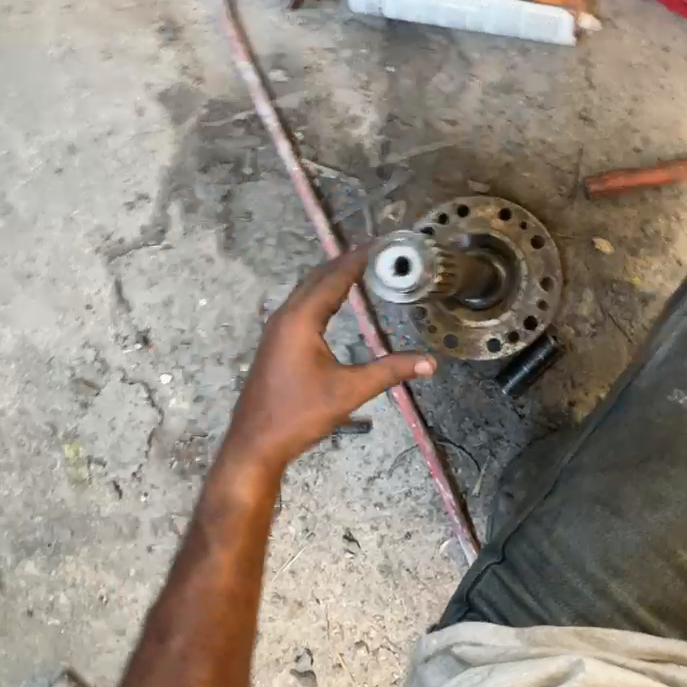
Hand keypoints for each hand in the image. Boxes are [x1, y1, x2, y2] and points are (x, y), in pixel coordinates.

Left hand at [221, 249, 435, 476]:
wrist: (255, 443)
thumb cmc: (300, 415)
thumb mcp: (350, 391)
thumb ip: (390, 371)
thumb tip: (430, 361)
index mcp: (301, 320)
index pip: (334, 278)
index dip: (358, 259)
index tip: (381, 243)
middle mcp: (286, 316)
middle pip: (318, 277)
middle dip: (347, 262)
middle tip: (379, 251)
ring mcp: (277, 328)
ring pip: (307, 290)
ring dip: (333, 276)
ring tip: (363, 267)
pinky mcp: (277, 341)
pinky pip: (302, 304)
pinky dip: (323, 293)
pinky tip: (337, 300)